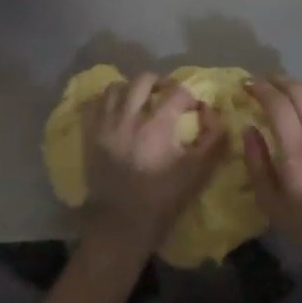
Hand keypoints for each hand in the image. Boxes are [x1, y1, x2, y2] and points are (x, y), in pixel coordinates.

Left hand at [81, 74, 225, 251]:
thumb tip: (211, 112)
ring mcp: (104, 124)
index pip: (177, 91)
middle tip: (166, 96)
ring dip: (131, 90)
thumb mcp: (199, 171)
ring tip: (139, 103)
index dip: (190, 97)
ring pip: (115, 87)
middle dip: (159, 83)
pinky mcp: (88, 135)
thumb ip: (213, 138)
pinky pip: (92, 104)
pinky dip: (105, 102)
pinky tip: (115, 113)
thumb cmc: (164, 198)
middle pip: (143, 79)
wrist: (122, 223)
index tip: (193, 109)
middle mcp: (128, 117)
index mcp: (157, 125)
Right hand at [243, 77, 301, 271]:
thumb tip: (248, 129)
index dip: (261, 89)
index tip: (245, 85)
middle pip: (301, 91)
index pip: (279, 105)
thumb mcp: (271, 202)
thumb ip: (256, 162)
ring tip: (283, 89)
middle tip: (260, 83)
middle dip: (278, 81)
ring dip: (299, 84)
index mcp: (297, 152)